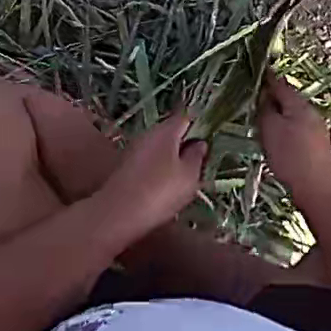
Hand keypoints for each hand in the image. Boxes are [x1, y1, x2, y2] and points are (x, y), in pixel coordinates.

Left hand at [91, 113, 207, 238]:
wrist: (119, 212)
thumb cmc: (161, 191)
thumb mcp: (189, 176)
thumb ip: (196, 156)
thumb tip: (200, 142)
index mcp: (165, 130)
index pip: (185, 118)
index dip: (199, 126)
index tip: (211, 139)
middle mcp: (148, 133)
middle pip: (171, 131)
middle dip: (186, 142)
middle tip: (201, 160)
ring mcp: (135, 148)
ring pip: (159, 146)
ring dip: (172, 156)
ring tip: (186, 175)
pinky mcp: (126, 164)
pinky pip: (149, 158)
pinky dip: (159, 166)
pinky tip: (165, 184)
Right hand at [258, 77, 330, 209]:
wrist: (317, 191)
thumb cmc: (290, 157)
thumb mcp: (269, 128)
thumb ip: (265, 108)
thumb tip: (263, 93)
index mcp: (299, 105)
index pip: (279, 84)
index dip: (263, 80)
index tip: (249, 77)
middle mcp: (312, 113)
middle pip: (287, 99)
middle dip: (271, 99)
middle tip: (252, 103)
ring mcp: (318, 130)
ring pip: (293, 115)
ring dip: (279, 116)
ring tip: (262, 123)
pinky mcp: (319, 146)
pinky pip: (298, 129)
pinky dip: (286, 129)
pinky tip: (278, 141)